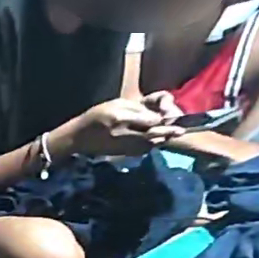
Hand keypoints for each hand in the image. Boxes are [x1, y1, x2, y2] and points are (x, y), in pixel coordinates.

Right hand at [55, 98, 180, 156]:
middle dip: (167, 133)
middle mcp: (123, 134)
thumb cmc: (96, 116)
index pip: (150, 121)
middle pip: (151, 135)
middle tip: (180, 131)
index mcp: (122, 119)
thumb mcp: (116, 104)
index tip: (173, 118)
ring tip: (169, 136)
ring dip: (160, 141)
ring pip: (147, 145)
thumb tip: (155, 116)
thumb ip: (137, 109)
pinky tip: (153, 143)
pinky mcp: (119, 153)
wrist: (77, 136)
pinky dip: (149, 147)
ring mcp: (121, 146)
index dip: (163, 120)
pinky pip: (139, 151)